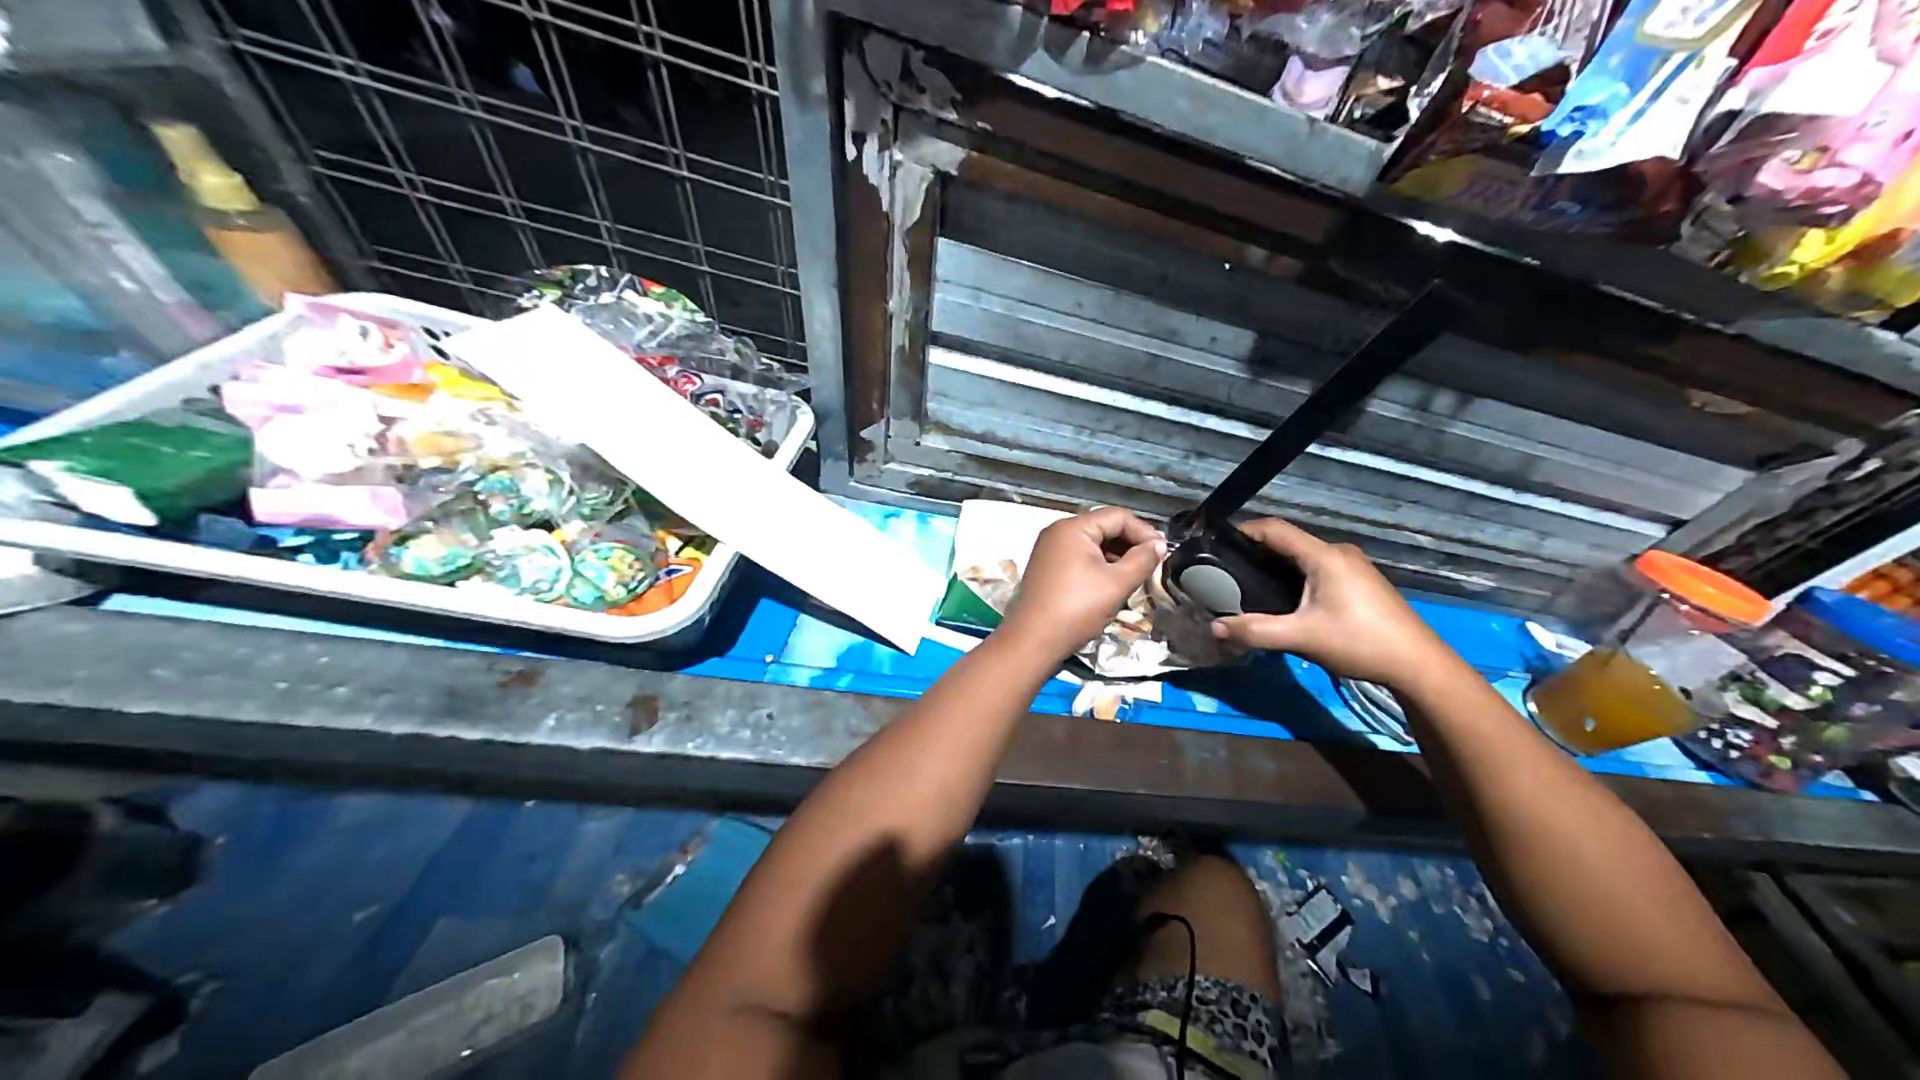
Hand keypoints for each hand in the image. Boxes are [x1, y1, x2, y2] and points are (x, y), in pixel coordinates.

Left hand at [999, 507, 1166, 659]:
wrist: (1033, 640)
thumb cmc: (1076, 609)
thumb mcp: (1117, 584)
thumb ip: (1142, 560)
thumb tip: (1159, 545)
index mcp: (1072, 528)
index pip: (1118, 516)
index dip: (1144, 532)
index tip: (1162, 553)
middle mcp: (1058, 532)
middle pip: (1104, 527)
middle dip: (1130, 544)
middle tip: (1151, 565)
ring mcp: (1049, 550)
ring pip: (1092, 544)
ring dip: (1116, 556)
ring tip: (1136, 576)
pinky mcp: (1047, 567)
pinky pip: (1079, 557)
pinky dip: (1099, 565)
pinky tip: (1113, 583)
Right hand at [1210, 518, 1455, 688]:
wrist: (1418, 665)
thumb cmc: (1360, 643)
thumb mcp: (1301, 638)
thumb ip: (1255, 631)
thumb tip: (1215, 628)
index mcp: (1324, 556)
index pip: (1275, 529)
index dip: (1244, 531)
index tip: (1217, 544)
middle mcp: (1339, 553)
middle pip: (1288, 542)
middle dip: (1256, 553)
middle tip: (1227, 572)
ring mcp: (1353, 566)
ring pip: (1303, 557)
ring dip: (1276, 567)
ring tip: (1249, 586)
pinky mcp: (1360, 581)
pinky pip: (1317, 568)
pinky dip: (1295, 577)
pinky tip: (1285, 600)